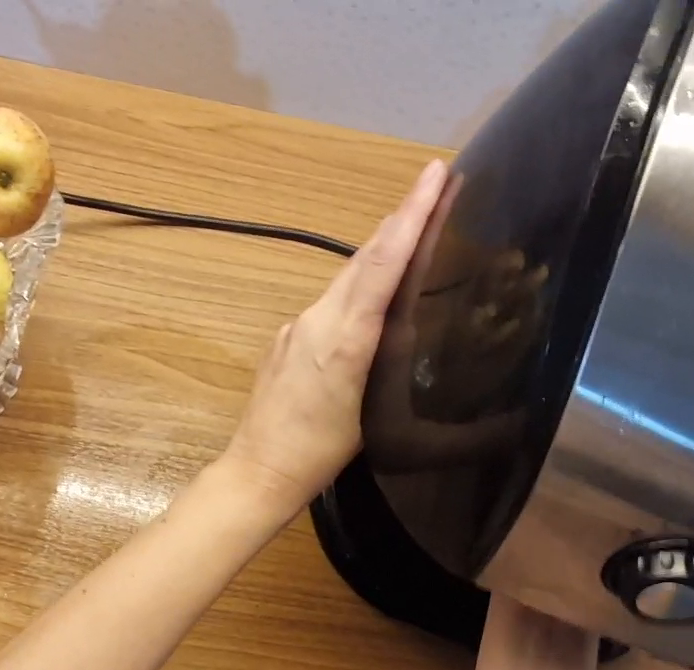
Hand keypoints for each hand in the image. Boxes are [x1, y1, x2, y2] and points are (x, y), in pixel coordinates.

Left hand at [221, 159, 448, 508]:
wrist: (259, 470)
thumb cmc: (317, 455)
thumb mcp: (369, 413)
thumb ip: (385, 361)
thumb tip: (403, 326)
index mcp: (342, 339)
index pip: (381, 266)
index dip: (410, 217)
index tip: (434, 174)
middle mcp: (315, 322)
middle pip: (362, 261)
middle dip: (399, 221)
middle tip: (433, 186)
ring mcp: (294, 329)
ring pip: (345, 280)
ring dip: (379, 252)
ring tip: (412, 228)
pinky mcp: (284, 342)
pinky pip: (329, 303)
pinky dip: (356, 288)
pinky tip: (371, 293)